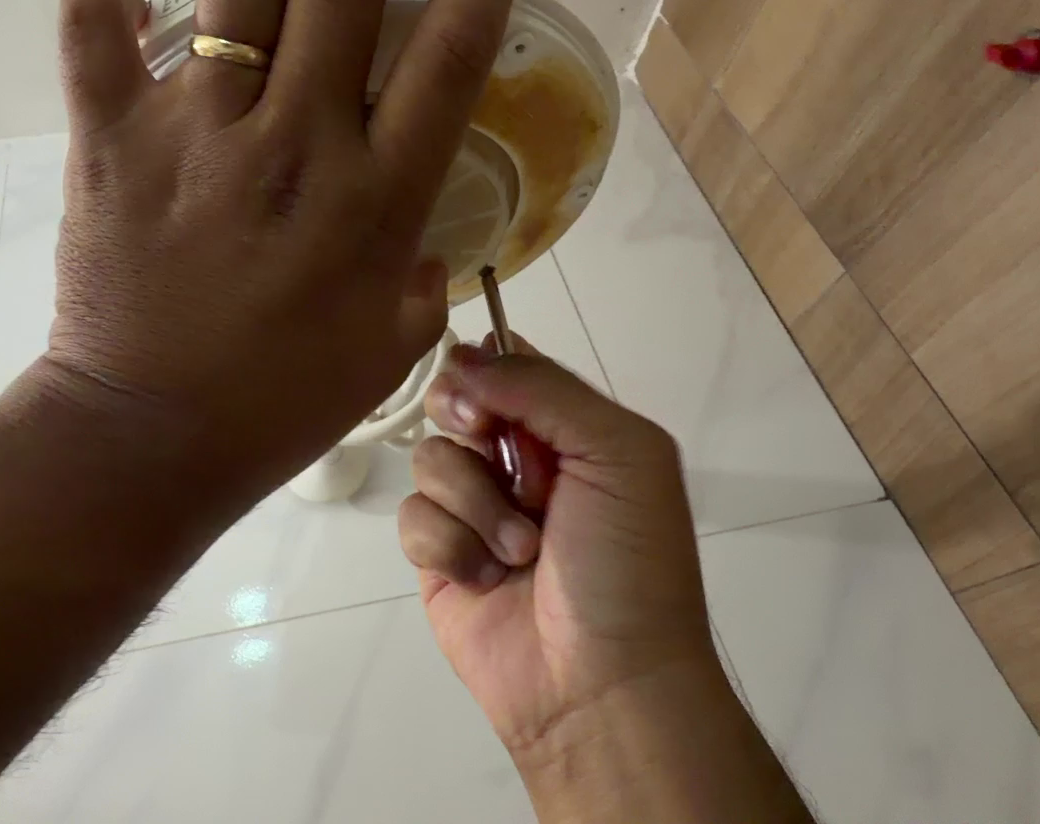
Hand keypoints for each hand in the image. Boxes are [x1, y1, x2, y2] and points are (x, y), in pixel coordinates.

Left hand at [24, 0, 527, 495]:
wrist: (150, 438)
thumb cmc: (280, 403)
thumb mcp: (390, 352)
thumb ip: (421, 282)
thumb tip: (420, 236)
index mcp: (376, 198)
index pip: (449, 53)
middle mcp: (296, 144)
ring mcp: (199, 135)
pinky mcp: (111, 143)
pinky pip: (92, 35)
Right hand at [397, 337, 720, 757]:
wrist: (601, 688)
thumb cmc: (627, 563)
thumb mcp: (619, 453)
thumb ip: (544, 390)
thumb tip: (464, 352)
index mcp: (567, 430)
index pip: (509, 365)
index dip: (487, 364)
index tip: (485, 389)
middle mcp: (518, 462)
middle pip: (455, 399)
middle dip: (465, 420)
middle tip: (489, 446)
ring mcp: (475, 508)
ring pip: (430, 457)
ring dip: (474, 502)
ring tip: (518, 551)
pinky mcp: (439, 555)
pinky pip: (413, 517)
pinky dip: (449, 546)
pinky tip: (485, 579)